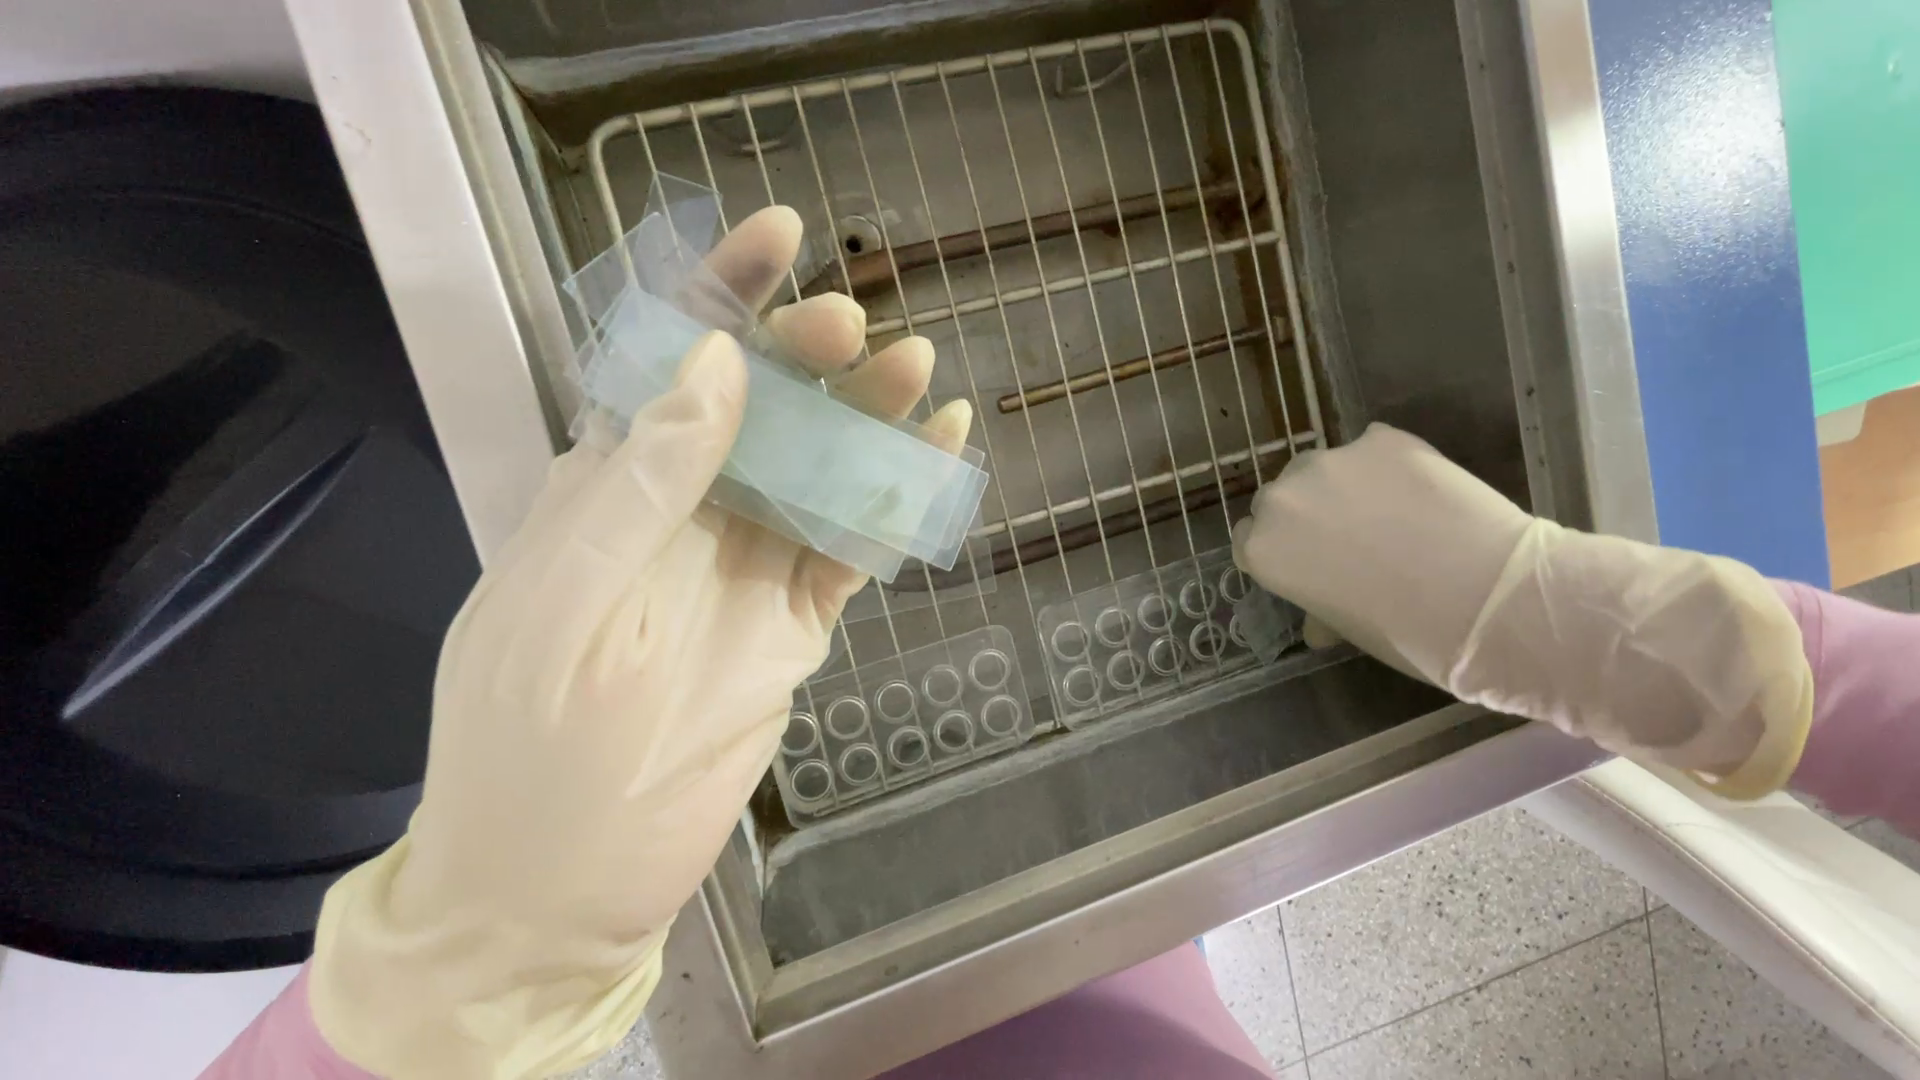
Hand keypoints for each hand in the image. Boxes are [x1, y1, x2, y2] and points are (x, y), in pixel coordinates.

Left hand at [308, 207, 970, 1079]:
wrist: (565, 887)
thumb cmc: (535, 756)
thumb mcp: (567, 612)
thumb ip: (638, 486)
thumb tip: (715, 362)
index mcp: (607, 489)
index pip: (666, 362)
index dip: (720, 290)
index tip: (780, 233)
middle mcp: (682, 511)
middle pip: (758, 405)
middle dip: (807, 353)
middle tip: (859, 332)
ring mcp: (744, 565)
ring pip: (817, 467)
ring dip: (866, 417)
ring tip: (921, 373)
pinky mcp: (793, 620)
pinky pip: (850, 544)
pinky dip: (893, 499)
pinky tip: (937, 455)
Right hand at [1231, 423, 1810, 796]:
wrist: (1488, 600)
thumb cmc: (1406, 633)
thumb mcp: (1347, 627)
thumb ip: (1318, 608)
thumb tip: (1319, 623)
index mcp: (1263, 549)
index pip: (1248, 538)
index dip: (1278, 549)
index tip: (1305, 560)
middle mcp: (1282, 500)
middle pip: (1278, 499)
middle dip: (1304, 514)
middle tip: (1346, 537)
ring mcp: (1331, 464)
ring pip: (1321, 469)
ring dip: (1340, 486)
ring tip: (1387, 511)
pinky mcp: (1382, 440)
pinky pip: (1371, 449)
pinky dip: (1386, 466)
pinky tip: (1418, 493)